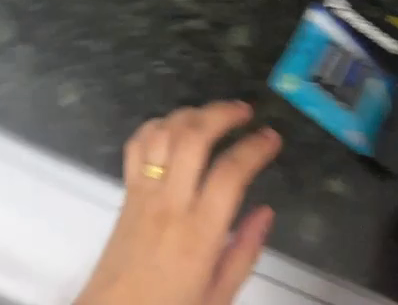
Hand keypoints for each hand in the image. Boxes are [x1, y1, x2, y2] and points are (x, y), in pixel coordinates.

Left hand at [76, 101, 282, 304]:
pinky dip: (157, 125)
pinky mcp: (126, 190)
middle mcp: (169, 204)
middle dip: (221, 115)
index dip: (254, 149)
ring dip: (191, 113)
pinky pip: (137, 144)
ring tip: (214, 113)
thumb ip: (245, 252)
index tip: (272, 138)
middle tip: (245, 111)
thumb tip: (267, 211)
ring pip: (164, 133)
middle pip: (193, 138)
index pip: (229, 175)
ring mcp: (143, 192)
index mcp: (198, 235)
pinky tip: (175, 126)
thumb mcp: (219, 296)